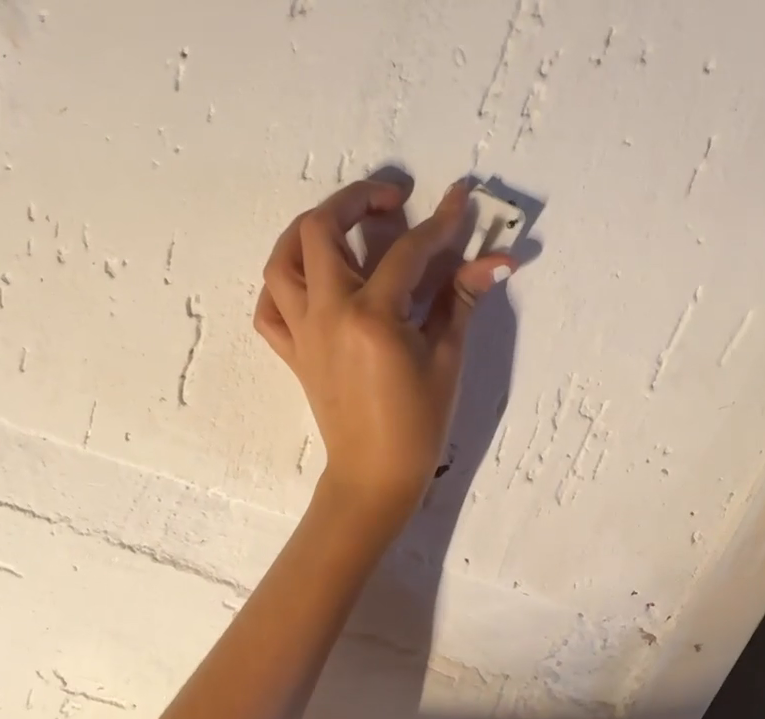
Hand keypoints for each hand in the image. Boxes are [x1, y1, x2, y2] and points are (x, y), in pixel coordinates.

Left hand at [254, 178, 514, 520]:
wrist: (373, 473)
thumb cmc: (416, 423)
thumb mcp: (446, 358)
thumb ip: (461, 299)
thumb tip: (496, 259)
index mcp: (372, 317)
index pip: (407, 250)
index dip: (439, 222)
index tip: (459, 198)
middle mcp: (328, 315)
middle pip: (318, 230)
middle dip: (355, 200)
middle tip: (390, 203)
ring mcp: (302, 333)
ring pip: (281, 261)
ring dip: (307, 231)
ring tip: (342, 228)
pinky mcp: (291, 353)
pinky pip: (269, 308)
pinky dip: (282, 284)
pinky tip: (311, 280)